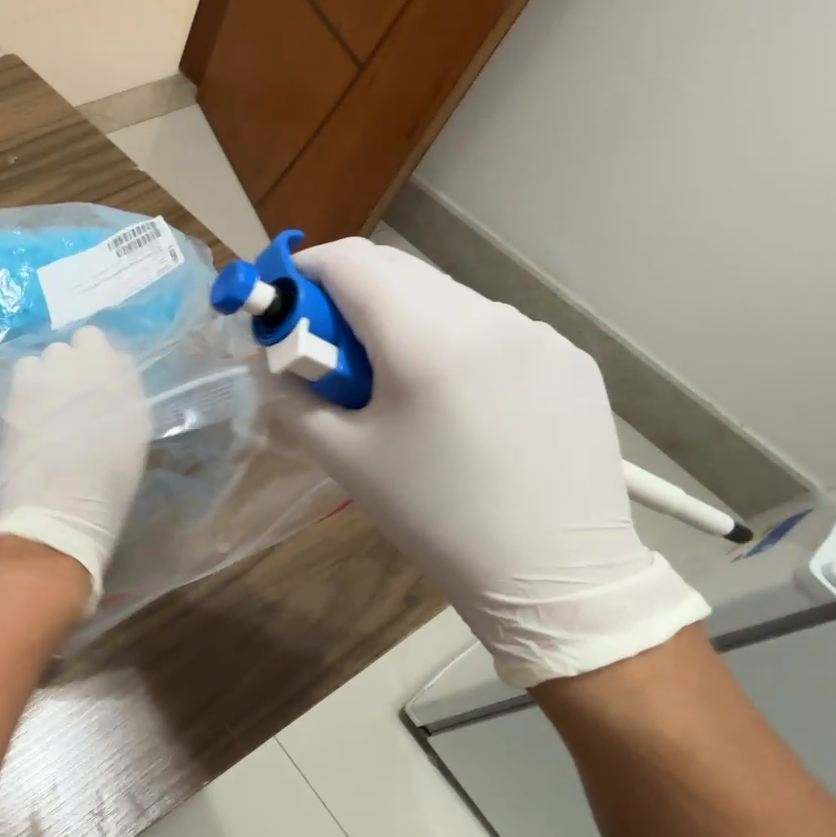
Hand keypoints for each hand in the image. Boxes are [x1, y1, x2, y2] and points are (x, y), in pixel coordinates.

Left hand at [0, 326, 151, 611]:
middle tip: (69, 398)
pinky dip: (24, 389)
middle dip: (67, 367)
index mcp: (115, 369)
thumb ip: (124, 389)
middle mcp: (79, 361)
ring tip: (45, 408)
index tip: (93, 382)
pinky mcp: (17, 391)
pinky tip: (27, 415)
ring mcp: (45, 374)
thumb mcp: (135, 428)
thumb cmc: (111, 476)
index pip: (97, 340)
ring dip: (44, 376)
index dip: (92, 359)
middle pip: (68, 348)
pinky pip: (22, 375)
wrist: (64, 500)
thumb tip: (113, 372)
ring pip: (41, 360)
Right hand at [266, 238, 708, 686]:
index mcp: (426, 341)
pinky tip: (450, 400)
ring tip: (390, 385)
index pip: (349, 262)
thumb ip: (291, 397)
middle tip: (323, 350)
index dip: (302, 272)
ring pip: (442, 296)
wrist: (554, 574)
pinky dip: (447, 340)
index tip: (279, 304)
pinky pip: (487, 326)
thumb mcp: (341, 458)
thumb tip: (268, 359)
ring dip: (397, 318)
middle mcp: (487, 318)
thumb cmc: (432, 516)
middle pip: (394, 271)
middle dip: (344, 296)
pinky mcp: (567, 357)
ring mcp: (538, 334)